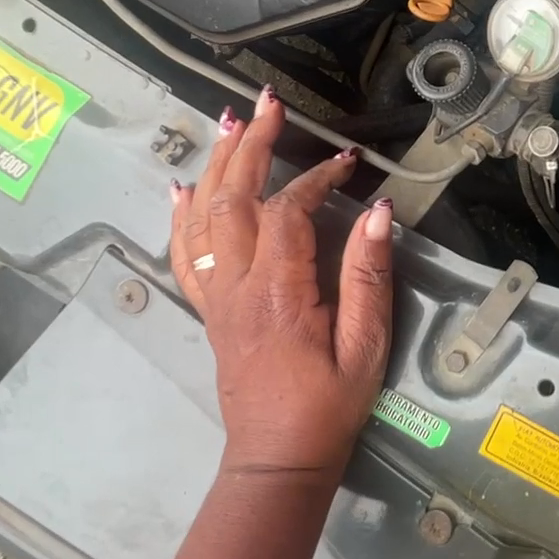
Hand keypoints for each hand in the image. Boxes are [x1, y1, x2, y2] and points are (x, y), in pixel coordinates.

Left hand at [169, 86, 392, 485]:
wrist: (278, 455)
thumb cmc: (330, 399)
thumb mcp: (367, 343)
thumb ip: (368, 276)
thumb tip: (376, 211)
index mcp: (278, 293)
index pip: (287, 213)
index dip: (315, 178)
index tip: (347, 161)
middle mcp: (236, 288)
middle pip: (232, 201)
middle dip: (251, 146)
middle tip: (268, 103)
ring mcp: (216, 298)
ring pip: (204, 219)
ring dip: (216, 165)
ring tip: (229, 123)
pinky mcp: (210, 310)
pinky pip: (185, 254)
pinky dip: (182, 215)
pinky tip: (184, 187)